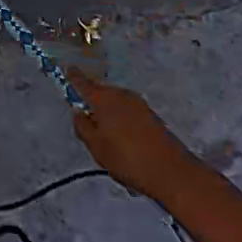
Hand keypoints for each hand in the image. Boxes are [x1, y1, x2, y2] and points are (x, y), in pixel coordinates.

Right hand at [70, 69, 193, 194]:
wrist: (173, 173)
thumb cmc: (127, 159)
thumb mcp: (96, 147)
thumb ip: (82, 127)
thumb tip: (78, 112)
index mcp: (103, 99)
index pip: (83, 83)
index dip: (73, 76)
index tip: (68, 69)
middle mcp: (121, 95)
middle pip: (101, 92)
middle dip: (93, 101)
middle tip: (88, 120)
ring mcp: (139, 104)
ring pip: (116, 102)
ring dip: (109, 112)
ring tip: (108, 136)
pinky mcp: (153, 116)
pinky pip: (129, 112)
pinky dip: (123, 120)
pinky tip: (125, 140)